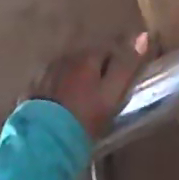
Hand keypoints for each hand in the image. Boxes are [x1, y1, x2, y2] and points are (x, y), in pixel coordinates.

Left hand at [27, 32, 150, 139]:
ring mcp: (48, 72)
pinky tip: (62, 105)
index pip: (108, 49)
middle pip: (87, 58)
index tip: (120, 81)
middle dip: (95, 69)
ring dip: (76, 79)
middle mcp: (66, 58)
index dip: (116, 64)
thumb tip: (144, 36)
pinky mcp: (34, 89)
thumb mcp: (111, 95)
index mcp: (87, 57)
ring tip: (82, 100)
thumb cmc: (84, 117)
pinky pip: (52, 83)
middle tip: (102, 93)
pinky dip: (59, 89)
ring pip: (68, 69)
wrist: (45, 143)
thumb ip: (127, 66)